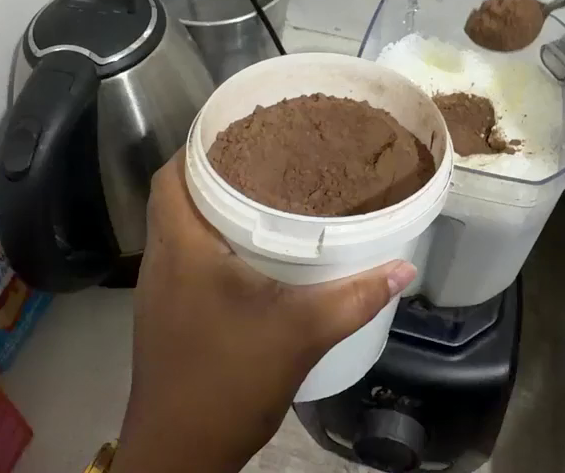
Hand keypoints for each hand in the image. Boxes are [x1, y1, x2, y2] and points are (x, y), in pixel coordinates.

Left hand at [114, 157, 417, 472]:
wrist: (179, 457)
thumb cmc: (228, 381)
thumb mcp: (300, 334)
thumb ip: (354, 297)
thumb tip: (404, 266)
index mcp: (181, 248)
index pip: (173, 174)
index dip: (199, 143)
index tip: (242, 126)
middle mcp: (163, 260)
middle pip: (176, 193)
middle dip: (216, 167)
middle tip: (268, 152)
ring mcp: (160, 290)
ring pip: (181, 224)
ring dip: (213, 202)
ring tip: (266, 184)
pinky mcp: (168, 314)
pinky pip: (186, 253)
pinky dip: (214, 235)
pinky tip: (254, 244)